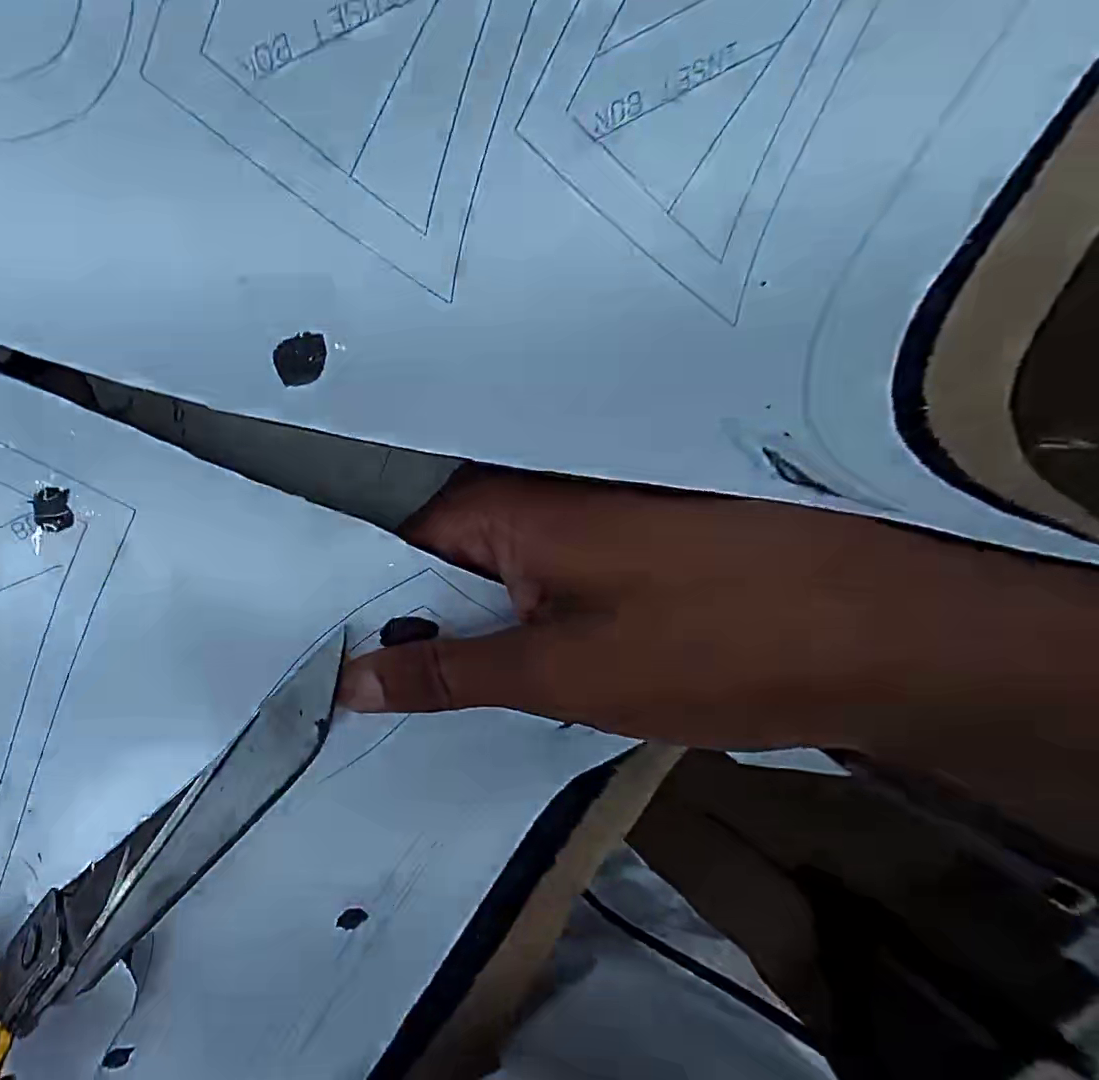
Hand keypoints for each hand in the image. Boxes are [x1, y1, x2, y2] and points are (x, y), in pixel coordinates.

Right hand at [337, 469, 1098, 758]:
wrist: (912, 639)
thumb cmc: (722, 643)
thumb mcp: (564, 673)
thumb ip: (446, 672)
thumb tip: (347, 682)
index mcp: (496, 509)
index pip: (381, 536)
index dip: (340, 585)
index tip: (298, 629)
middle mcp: (517, 499)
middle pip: (417, 554)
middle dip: (379, 608)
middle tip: (320, 662)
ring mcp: (559, 522)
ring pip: (462, 571)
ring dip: (428, 617)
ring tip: (365, 667)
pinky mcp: (594, 551)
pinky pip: (507, 580)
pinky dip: (478, 616)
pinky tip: (450, 656)